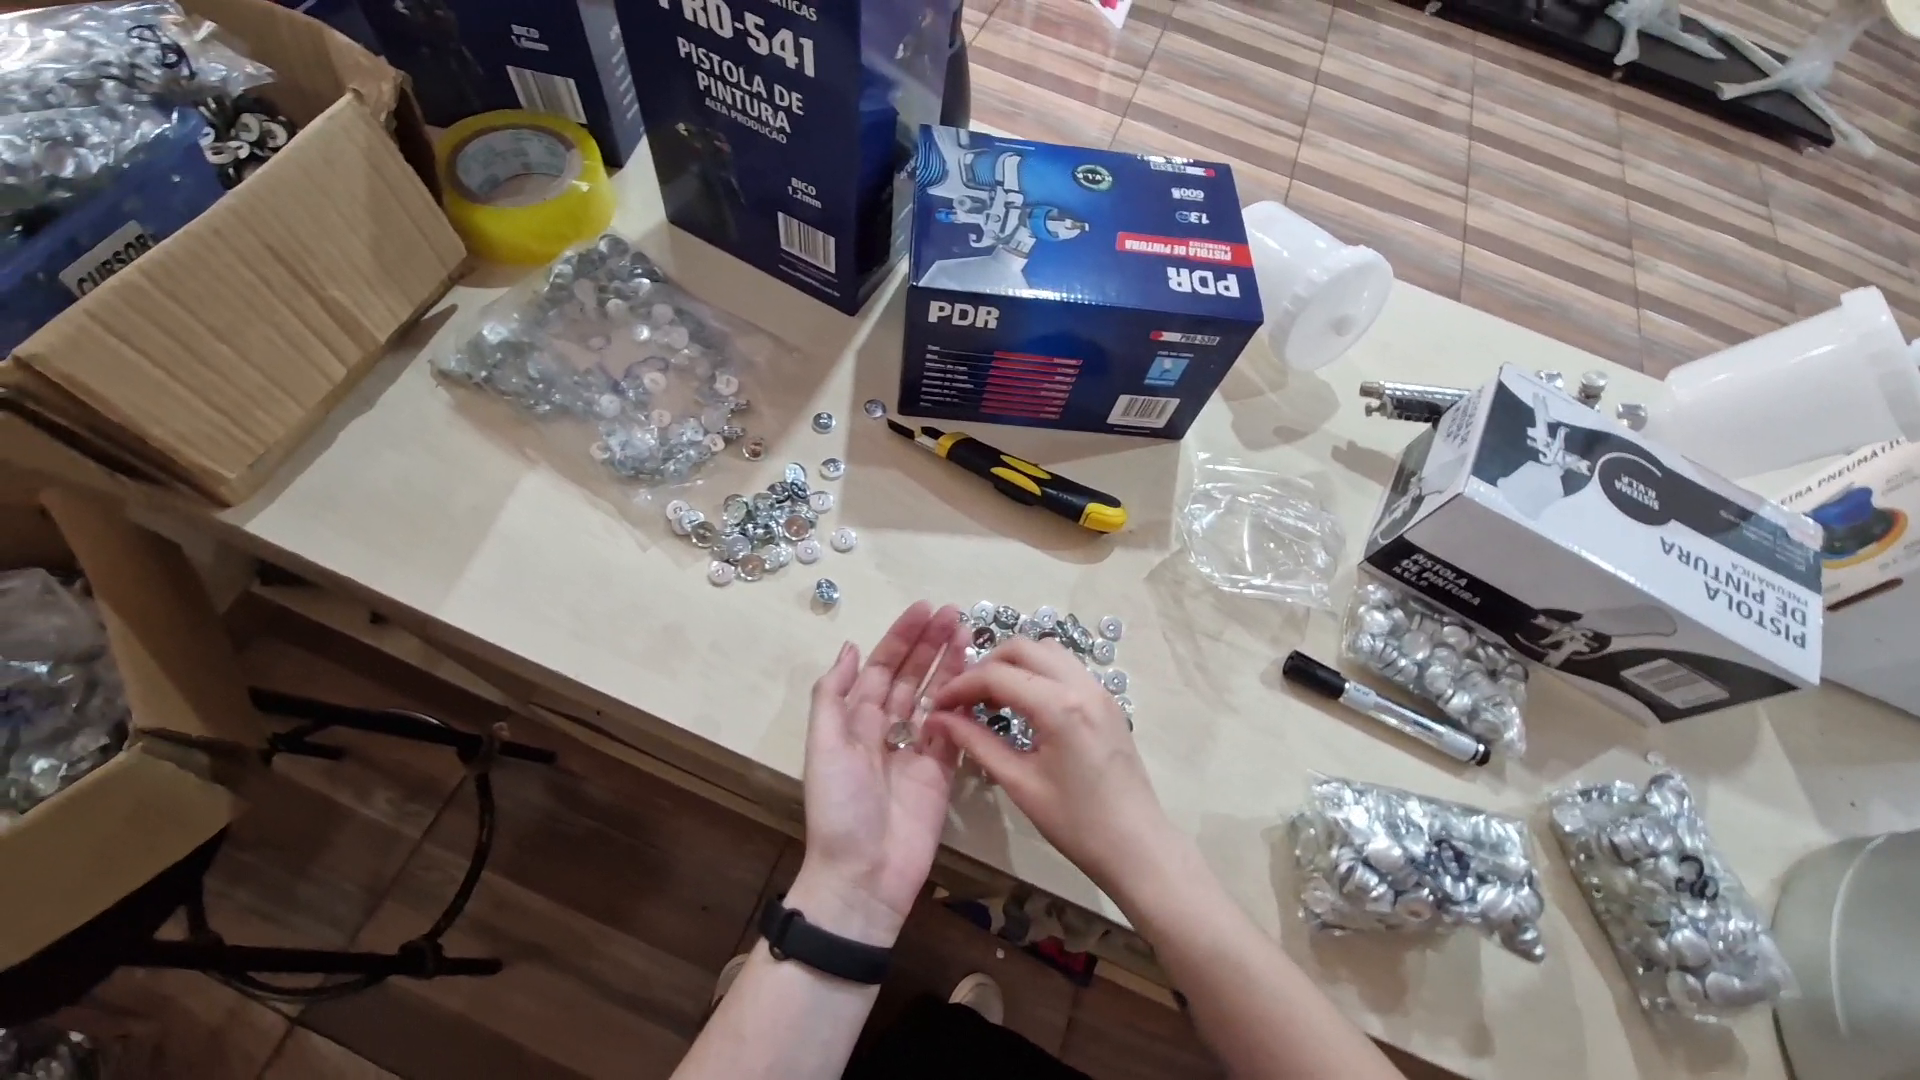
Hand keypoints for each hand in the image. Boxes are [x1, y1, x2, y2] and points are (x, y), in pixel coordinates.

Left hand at [791, 601, 966, 947]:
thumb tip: (850, 647)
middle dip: (930, 643)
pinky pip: (955, 729)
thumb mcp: (824, 746)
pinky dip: (963, 702)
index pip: (882, 667)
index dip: (902, 637)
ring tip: (969, 633)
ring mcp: (917, 749)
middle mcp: (886, 728)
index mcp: (855, 720)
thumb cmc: (839, 808)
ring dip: (950, 664)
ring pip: (936, 696)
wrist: (865, 876)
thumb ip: (833, 695)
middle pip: (911, 676)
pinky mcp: (942, 771)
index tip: (924, 609)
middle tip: (955, 613)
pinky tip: (976, 677)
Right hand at [923, 636, 1175, 901]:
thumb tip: (937, 719)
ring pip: (1047, 651)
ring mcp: (1099, 690)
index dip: (960, 686)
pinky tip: (1024, 705)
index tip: (938, 705)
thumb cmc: (1076, 823)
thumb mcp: (1019, 783)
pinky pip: (1066, 667)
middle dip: (986, 666)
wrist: (1137, 846)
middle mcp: (1081, 685)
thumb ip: (976, 743)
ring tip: (992, 699)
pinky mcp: (1107, 701)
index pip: (996, 675)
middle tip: (964, 698)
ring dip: (1014, 664)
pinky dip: (1038, 672)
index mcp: (1059, 706)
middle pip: (1022, 648)